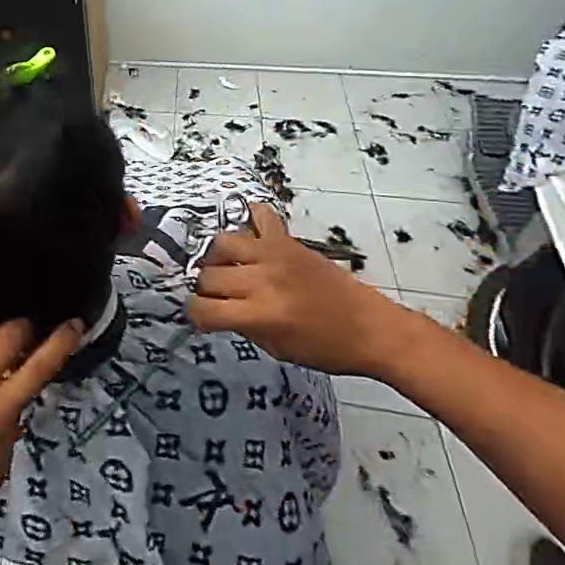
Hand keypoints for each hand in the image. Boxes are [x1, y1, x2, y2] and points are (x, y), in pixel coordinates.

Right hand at [189, 203, 428, 375]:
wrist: (368, 327)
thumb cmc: (326, 348)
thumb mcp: (277, 349)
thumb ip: (244, 327)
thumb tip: (219, 310)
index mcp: (258, 315)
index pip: (203, 309)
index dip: (196, 314)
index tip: (203, 316)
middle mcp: (261, 280)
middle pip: (208, 275)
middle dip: (205, 289)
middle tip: (218, 297)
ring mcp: (274, 254)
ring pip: (222, 243)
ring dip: (218, 258)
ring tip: (229, 268)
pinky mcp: (288, 241)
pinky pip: (260, 216)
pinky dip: (249, 221)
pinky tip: (249, 237)